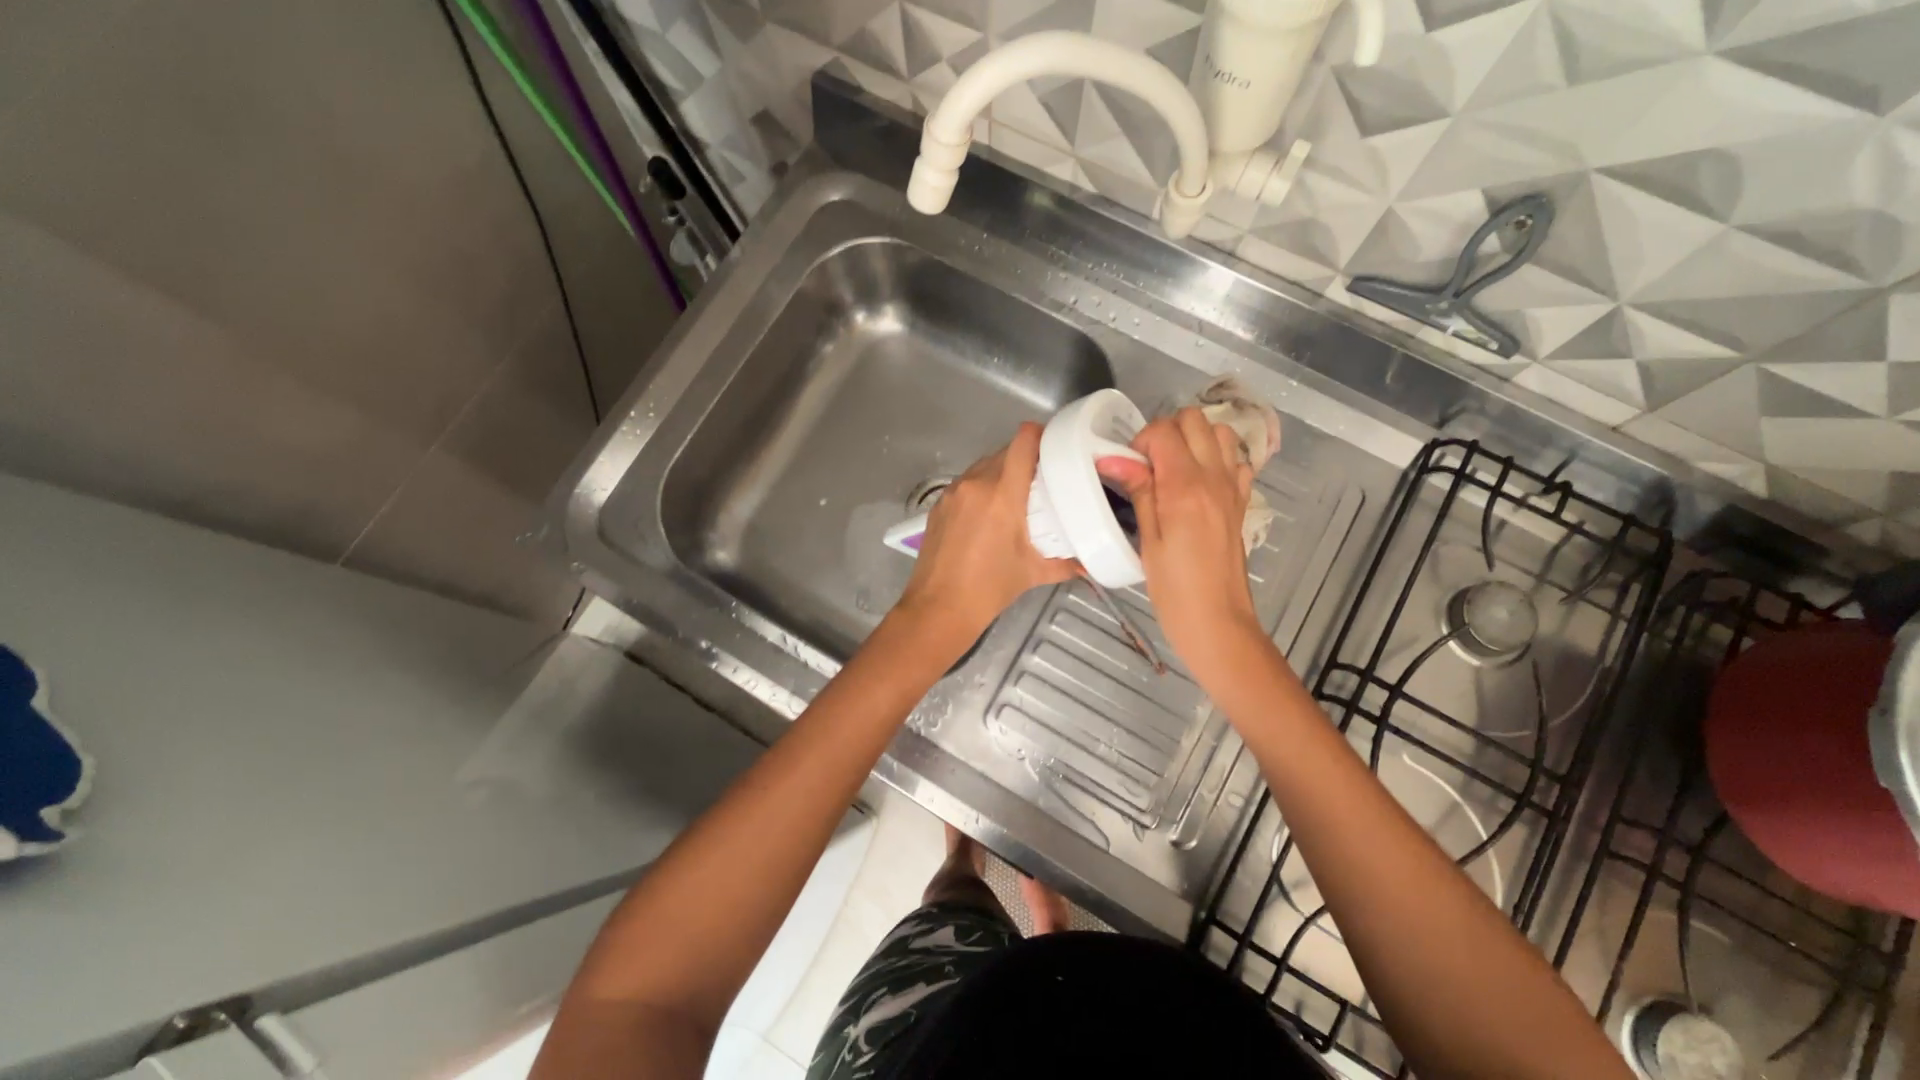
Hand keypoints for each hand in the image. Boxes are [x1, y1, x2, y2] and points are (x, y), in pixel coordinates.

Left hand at [896, 423, 1077, 642]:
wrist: (938, 608)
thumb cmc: (989, 589)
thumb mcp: (1033, 572)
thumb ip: (1066, 563)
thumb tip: (1089, 563)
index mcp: (1002, 493)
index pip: (1023, 441)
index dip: (1041, 436)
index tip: (1056, 447)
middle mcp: (975, 483)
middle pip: (1005, 452)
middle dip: (1026, 459)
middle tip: (1045, 477)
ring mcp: (953, 492)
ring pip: (984, 466)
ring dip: (1003, 473)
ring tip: (1020, 494)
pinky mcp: (939, 505)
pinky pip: (967, 483)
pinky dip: (982, 488)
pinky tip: (991, 512)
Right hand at [1097, 408, 1266, 678]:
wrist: (1218, 622)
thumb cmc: (1174, 589)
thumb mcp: (1147, 541)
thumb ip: (1139, 491)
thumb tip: (1114, 458)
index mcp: (1185, 487)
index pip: (1164, 431)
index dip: (1140, 442)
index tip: (1128, 469)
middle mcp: (1214, 478)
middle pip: (1194, 420)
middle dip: (1166, 432)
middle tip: (1148, 464)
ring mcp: (1232, 488)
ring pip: (1219, 432)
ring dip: (1194, 440)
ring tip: (1173, 468)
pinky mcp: (1241, 501)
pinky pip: (1234, 460)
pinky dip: (1216, 459)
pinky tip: (1198, 483)